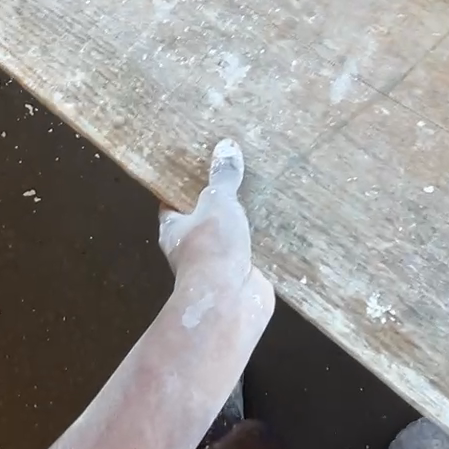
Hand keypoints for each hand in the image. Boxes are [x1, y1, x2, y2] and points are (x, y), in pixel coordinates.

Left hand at [159, 139, 254, 294]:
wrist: (230, 301)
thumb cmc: (211, 248)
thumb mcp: (217, 202)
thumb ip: (222, 178)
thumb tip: (226, 147)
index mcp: (174, 228)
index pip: (171, 203)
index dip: (180, 187)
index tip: (193, 169)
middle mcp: (192, 246)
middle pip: (202, 218)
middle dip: (216, 203)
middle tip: (233, 177)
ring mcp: (216, 263)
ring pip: (228, 236)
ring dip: (241, 223)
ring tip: (260, 195)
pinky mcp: (241, 274)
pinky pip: (251, 251)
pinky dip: (261, 240)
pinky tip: (277, 224)